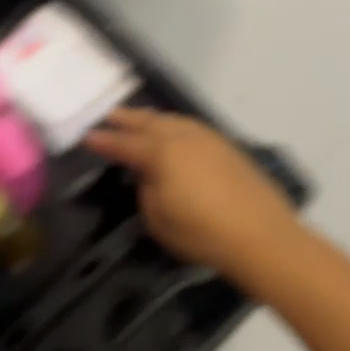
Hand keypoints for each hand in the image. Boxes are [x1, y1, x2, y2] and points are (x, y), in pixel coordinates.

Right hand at [85, 108, 303, 278]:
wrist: (261, 235)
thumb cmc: (202, 232)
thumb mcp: (159, 219)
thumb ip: (147, 192)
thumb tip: (149, 177)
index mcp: (161, 153)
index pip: (125, 144)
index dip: (105, 141)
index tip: (88, 136)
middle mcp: (184, 137)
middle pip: (150, 123)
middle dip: (128, 119)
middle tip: (111, 115)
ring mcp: (210, 140)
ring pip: (174, 121)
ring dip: (154, 119)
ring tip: (142, 119)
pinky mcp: (229, 149)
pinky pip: (193, 129)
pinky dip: (176, 127)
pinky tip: (176, 133)